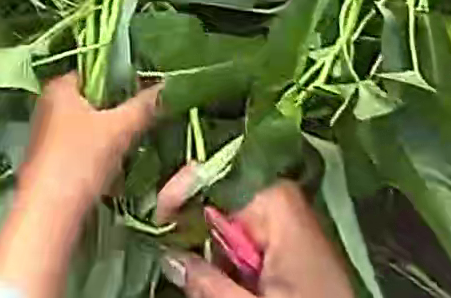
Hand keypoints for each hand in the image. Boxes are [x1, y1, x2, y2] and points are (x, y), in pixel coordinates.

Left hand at [0, 73, 161, 297]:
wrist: (48, 216)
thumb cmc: (78, 160)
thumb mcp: (118, 130)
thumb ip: (143, 107)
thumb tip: (170, 86)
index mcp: (59, 86)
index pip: (95, 69)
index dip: (121, 76)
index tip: (146, 86)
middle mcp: (49, 103)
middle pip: (93, 99)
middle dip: (118, 109)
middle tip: (145, 115)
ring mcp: (47, 133)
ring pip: (88, 125)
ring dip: (111, 134)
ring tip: (136, 141)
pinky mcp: (51, 160)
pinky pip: (82, 147)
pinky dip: (99, 153)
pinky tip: (117, 167)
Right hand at [157, 176, 356, 297]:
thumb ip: (206, 279)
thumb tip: (165, 253)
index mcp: (275, 200)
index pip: (216, 172)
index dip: (181, 188)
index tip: (156, 214)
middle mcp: (282, 202)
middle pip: (221, 195)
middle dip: (193, 220)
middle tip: (169, 244)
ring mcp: (290, 227)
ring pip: (232, 221)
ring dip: (209, 243)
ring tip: (190, 264)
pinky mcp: (294, 253)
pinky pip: (251, 241)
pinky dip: (230, 258)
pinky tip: (220, 277)